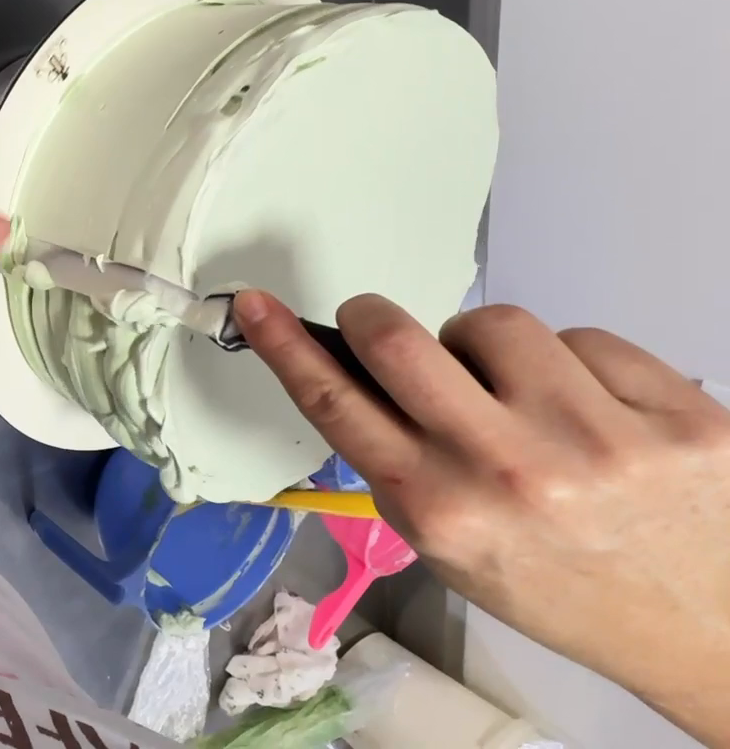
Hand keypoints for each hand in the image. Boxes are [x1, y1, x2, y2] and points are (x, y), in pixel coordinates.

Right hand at [234, 290, 729, 742]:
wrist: (710, 635)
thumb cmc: (552, 583)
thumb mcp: (441, 541)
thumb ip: (390, 457)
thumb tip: (348, 370)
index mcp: (436, 508)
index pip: (332, 401)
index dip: (284, 344)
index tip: (254, 304)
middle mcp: (508, 472)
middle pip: (397, 342)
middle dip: (373, 317)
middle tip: (380, 326)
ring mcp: (602, 442)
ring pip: (496, 323)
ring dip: (484, 346)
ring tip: (515, 389)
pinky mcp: (685, 421)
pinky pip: (588, 338)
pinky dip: (571, 361)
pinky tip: (589, 406)